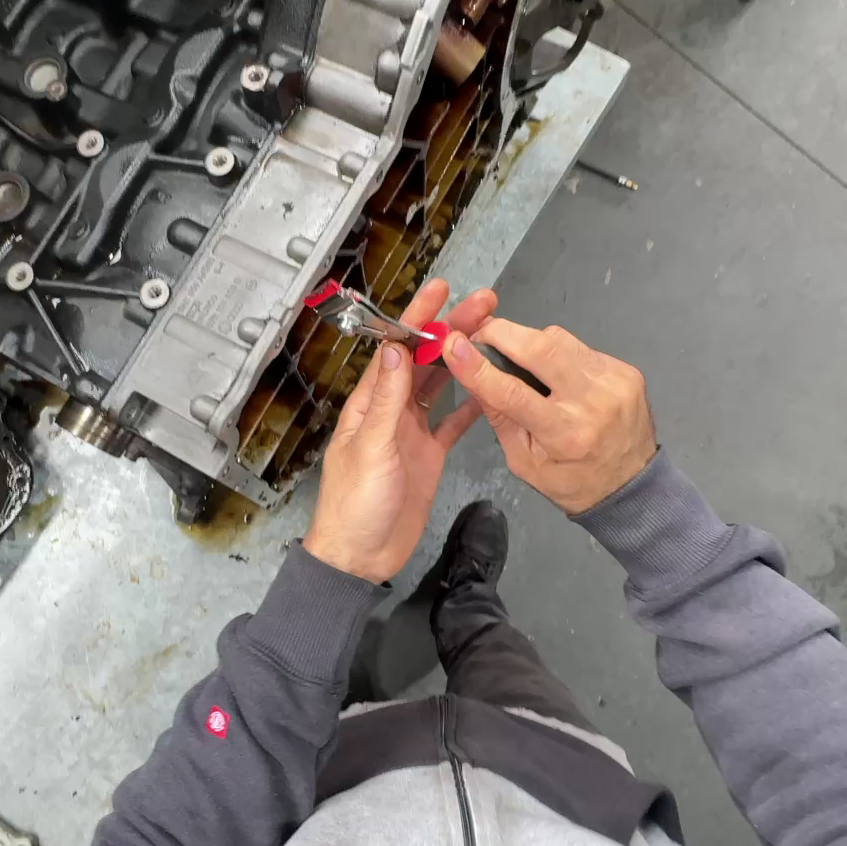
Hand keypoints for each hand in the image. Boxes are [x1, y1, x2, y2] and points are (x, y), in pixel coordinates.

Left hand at [303, 280, 495, 581]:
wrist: (362, 556)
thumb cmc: (356, 504)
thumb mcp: (372, 449)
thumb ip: (388, 402)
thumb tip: (397, 350)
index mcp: (370, 405)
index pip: (395, 351)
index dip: (416, 319)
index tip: (440, 289)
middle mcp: (391, 412)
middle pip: (423, 362)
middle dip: (449, 331)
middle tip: (484, 303)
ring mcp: (411, 433)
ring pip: (439, 386)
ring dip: (461, 359)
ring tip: (491, 333)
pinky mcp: (429, 456)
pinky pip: (452, 424)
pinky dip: (470, 406)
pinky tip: (490, 389)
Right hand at [442, 320, 656, 513]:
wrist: (633, 487)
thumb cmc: (569, 481)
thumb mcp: (524, 462)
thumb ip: (501, 418)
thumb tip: (473, 375)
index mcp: (564, 435)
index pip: (512, 393)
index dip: (477, 367)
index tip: (452, 345)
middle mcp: (593, 402)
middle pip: (541, 349)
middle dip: (502, 333)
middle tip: (478, 333)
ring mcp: (614, 382)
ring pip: (559, 339)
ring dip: (528, 339)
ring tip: (513, 353)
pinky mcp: (626, 370)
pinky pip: (579, 347)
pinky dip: (556, 351)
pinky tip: (551, 369)